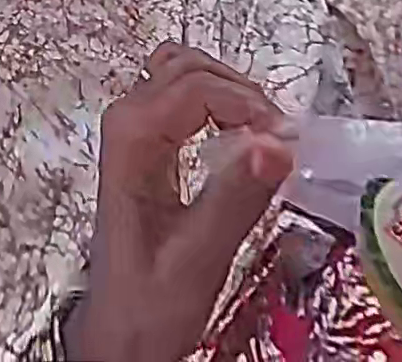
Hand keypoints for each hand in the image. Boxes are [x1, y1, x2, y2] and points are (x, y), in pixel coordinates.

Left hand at [65, 44, 293, 361]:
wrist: (116, 334)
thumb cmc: (150, 304)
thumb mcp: (198, 260)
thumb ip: (236, 199)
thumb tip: (279, 143)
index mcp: (133, 136)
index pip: (198, 87)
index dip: (246, 104)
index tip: (284, 139)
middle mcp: (127, 115)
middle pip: (191, 68)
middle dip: (240, 93)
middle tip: (277, 137)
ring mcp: (132, 120)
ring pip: (186, 69)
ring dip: (228, 89)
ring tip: (260, 132)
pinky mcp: (144, 133)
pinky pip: (182, 88)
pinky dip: (214, 96)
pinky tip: (235, 130)